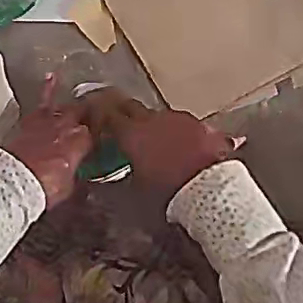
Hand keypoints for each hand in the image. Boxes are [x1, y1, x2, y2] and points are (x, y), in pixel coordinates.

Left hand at [2, 77, 93, 210]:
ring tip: (89, 98)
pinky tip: (52, 77)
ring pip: (70, 107)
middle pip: (87, 116)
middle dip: (94, 116)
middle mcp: (69, 127)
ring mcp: (50, 121)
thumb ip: (80, 181)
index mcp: (82, 143)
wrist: (13, 181)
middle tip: (102, 116)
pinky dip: (48, 88)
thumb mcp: (69, 189)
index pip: (99, 134)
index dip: (103, 136)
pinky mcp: (32, 120)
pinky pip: (43, 100)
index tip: (107, 138)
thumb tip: (85, 184)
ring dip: (79, 106)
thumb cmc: (42, 186)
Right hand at [81, 89, 235, 201]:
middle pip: (131, 107)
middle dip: (121, 110)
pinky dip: (176, 133)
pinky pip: (182, 126)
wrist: (211, 192)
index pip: (108, 115)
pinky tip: (180, 146)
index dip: (97, 113)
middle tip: (115, 116)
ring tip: (151, 139)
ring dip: (152, 124)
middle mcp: (154, 120)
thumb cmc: (168, 195)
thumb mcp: (135, 195)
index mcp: (132, 134)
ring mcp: (180, 119)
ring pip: (159, 116)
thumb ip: (118, 183)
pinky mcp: (202, 126)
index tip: (91, 112)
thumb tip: (105, 182)